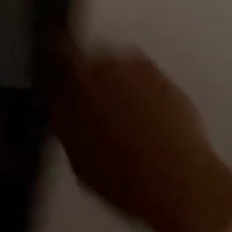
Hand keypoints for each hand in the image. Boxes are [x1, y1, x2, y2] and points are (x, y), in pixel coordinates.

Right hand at [48, 39, 231, 231]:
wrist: (179, 181)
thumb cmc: (122, 178)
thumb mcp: (79, 160)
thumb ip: (65, 122)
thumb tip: (60, 105)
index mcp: (74, 85)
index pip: (54, 51)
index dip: (53, 55)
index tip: (55, 64)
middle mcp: (99, 65)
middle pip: (85, 57)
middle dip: (87, 73)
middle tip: (97, 104)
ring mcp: (130, 64)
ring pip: (114, 64)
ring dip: (116, 79)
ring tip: (128, 113)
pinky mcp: (157, 70)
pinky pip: (139, 71)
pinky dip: (140, 85)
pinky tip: (149, 114)